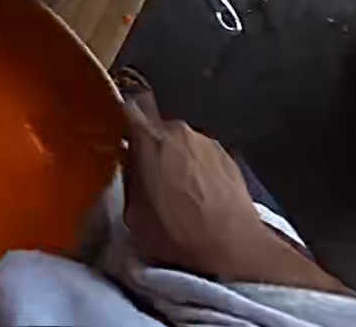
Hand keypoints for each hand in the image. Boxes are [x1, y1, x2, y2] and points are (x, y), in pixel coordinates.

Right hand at [121, 88, 351, 293]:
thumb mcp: (134, 217)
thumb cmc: (177, 233)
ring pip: (183, 141)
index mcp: (148, 138)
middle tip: (153, 176)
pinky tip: (205, 195)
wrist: (233, 247)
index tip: (121, 133)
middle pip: (158, 128)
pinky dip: (201, 168)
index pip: (129, 108)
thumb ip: (129, 183)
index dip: (124, 118)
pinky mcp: (227, 154)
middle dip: (154, 146)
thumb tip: (132, 173)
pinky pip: (204, 154)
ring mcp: (204, 139)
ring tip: (184, 191)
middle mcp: (176, 129)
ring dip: (179, 157)